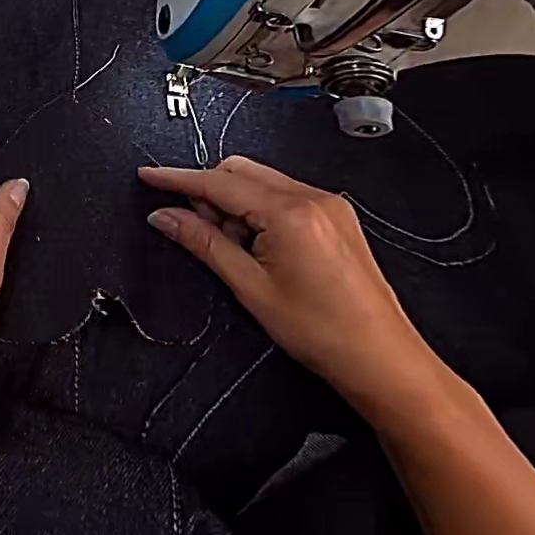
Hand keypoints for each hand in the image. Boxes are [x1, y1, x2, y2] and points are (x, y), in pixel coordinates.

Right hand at [140, 157, 445, 410]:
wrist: (385, 362)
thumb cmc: (322, 333)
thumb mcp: (251, 289)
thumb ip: (204, 243)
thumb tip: (165, 217)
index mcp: (291, 212)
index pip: (219, 183)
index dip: (178, 179)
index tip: (149, 175)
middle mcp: (312, 196)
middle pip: (240, 172)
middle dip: (209, 193)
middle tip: (194, 228)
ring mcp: (327, 202)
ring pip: (260, 181)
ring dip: (234, 203)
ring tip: (233, 248)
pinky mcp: (335, 213)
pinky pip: (283, 194)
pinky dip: (259, 210)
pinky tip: (257, 245)